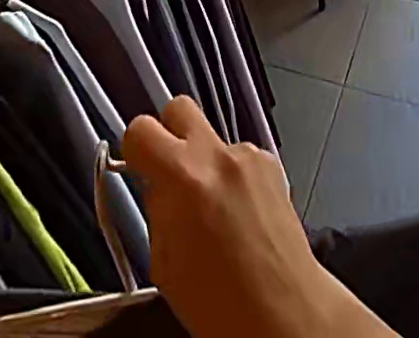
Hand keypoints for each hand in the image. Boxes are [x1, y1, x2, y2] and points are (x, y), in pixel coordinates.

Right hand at [123, 97, 396, 337]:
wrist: (284, 312)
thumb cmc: (221, 304)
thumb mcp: (163, 261)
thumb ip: (156, 207)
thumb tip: (153, 182)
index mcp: (183, 178)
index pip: (141, 129)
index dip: (134, 147)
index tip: (137, 163)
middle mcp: (218, 157)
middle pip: (180, 107)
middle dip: (169, 132)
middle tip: (169, 169)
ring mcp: (249, 157)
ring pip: (212, 136)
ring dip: (204, 160)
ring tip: (211, 208)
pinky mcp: (271, 164)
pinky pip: (238, 155)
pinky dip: (231, 174)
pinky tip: (237, 211)